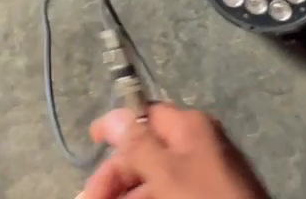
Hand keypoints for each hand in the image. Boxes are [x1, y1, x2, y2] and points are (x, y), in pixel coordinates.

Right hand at [83, 103, 268, 198]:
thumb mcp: (167, 173)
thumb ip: (136, 143)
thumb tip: (111, 116)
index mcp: (191, 127)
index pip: (144, 115)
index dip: (115, 128)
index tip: (91, 140)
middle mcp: (200, 145)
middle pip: (147, 152)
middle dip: (116, 175)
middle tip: (90, 197)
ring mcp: (209, 176)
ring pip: (157, 180)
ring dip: (129, 193)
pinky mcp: (215, 198)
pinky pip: (172, 194)